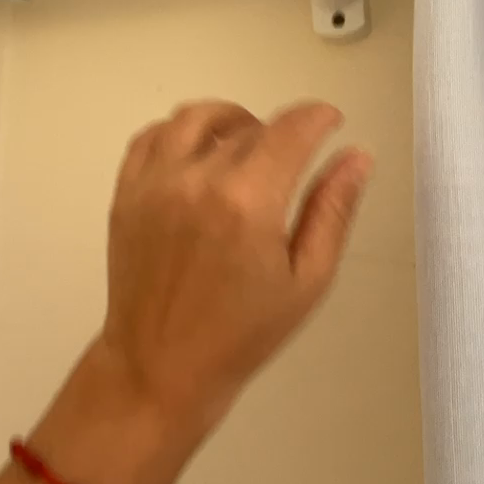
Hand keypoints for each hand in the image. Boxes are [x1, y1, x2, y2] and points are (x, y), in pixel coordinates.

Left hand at [94, 99, 372, 440]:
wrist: (159, 367)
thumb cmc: (242, 333)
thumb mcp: (307, 280)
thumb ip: (333, 211)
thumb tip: (357, 156)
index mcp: (247, 202)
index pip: (291, 129)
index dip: (318, 117)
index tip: (331, 122)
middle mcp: (197, 179)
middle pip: (248, 126)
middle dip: (280, 134)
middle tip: (292, 163)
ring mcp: (154, 183)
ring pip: (196, 117)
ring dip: (230, 120)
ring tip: (246, 146)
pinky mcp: (126, 193)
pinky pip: (151, 136)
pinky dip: (180, 132)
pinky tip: (198, 155)